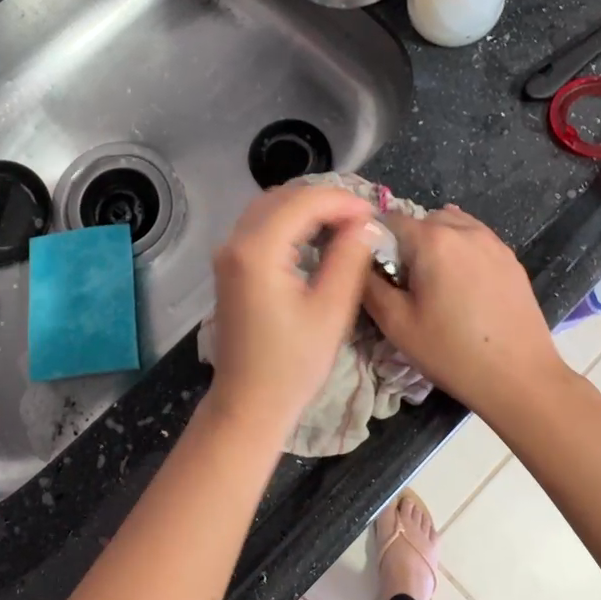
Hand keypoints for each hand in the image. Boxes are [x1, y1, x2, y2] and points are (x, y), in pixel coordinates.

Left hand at [205, 183, 375, 439]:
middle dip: (324, 199)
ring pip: (268, 207)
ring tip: (345, 224)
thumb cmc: (292, 365)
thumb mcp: (331, 311)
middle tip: (361, 218)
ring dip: (305, 207)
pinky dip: (288, 221)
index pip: (302, 202)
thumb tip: (364, 224)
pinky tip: (315, 236)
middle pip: (282, 198)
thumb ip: (348, 259)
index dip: (340, 200)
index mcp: (257, 251)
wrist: (248, 402)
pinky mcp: (229, 266)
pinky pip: (259, 226)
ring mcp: (227, 253)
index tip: (373, 214)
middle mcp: (235, 243)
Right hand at [362, 206, 570, 416]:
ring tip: (435, 282)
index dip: (376, 242)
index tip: (377, 273)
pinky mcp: (511, 259)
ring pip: (450, 225)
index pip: (389, 220)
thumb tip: (356, 259)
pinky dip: (460, 250)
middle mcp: (463, 230)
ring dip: (435, 243)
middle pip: (421, 220)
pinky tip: (462, 286)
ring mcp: (492, 242)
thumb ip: (368, 283)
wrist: (521, 380)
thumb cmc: (452, 352)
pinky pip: (475, 239)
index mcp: (432, 240)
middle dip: (407, 243)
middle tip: (406, 283)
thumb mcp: (395, 324)